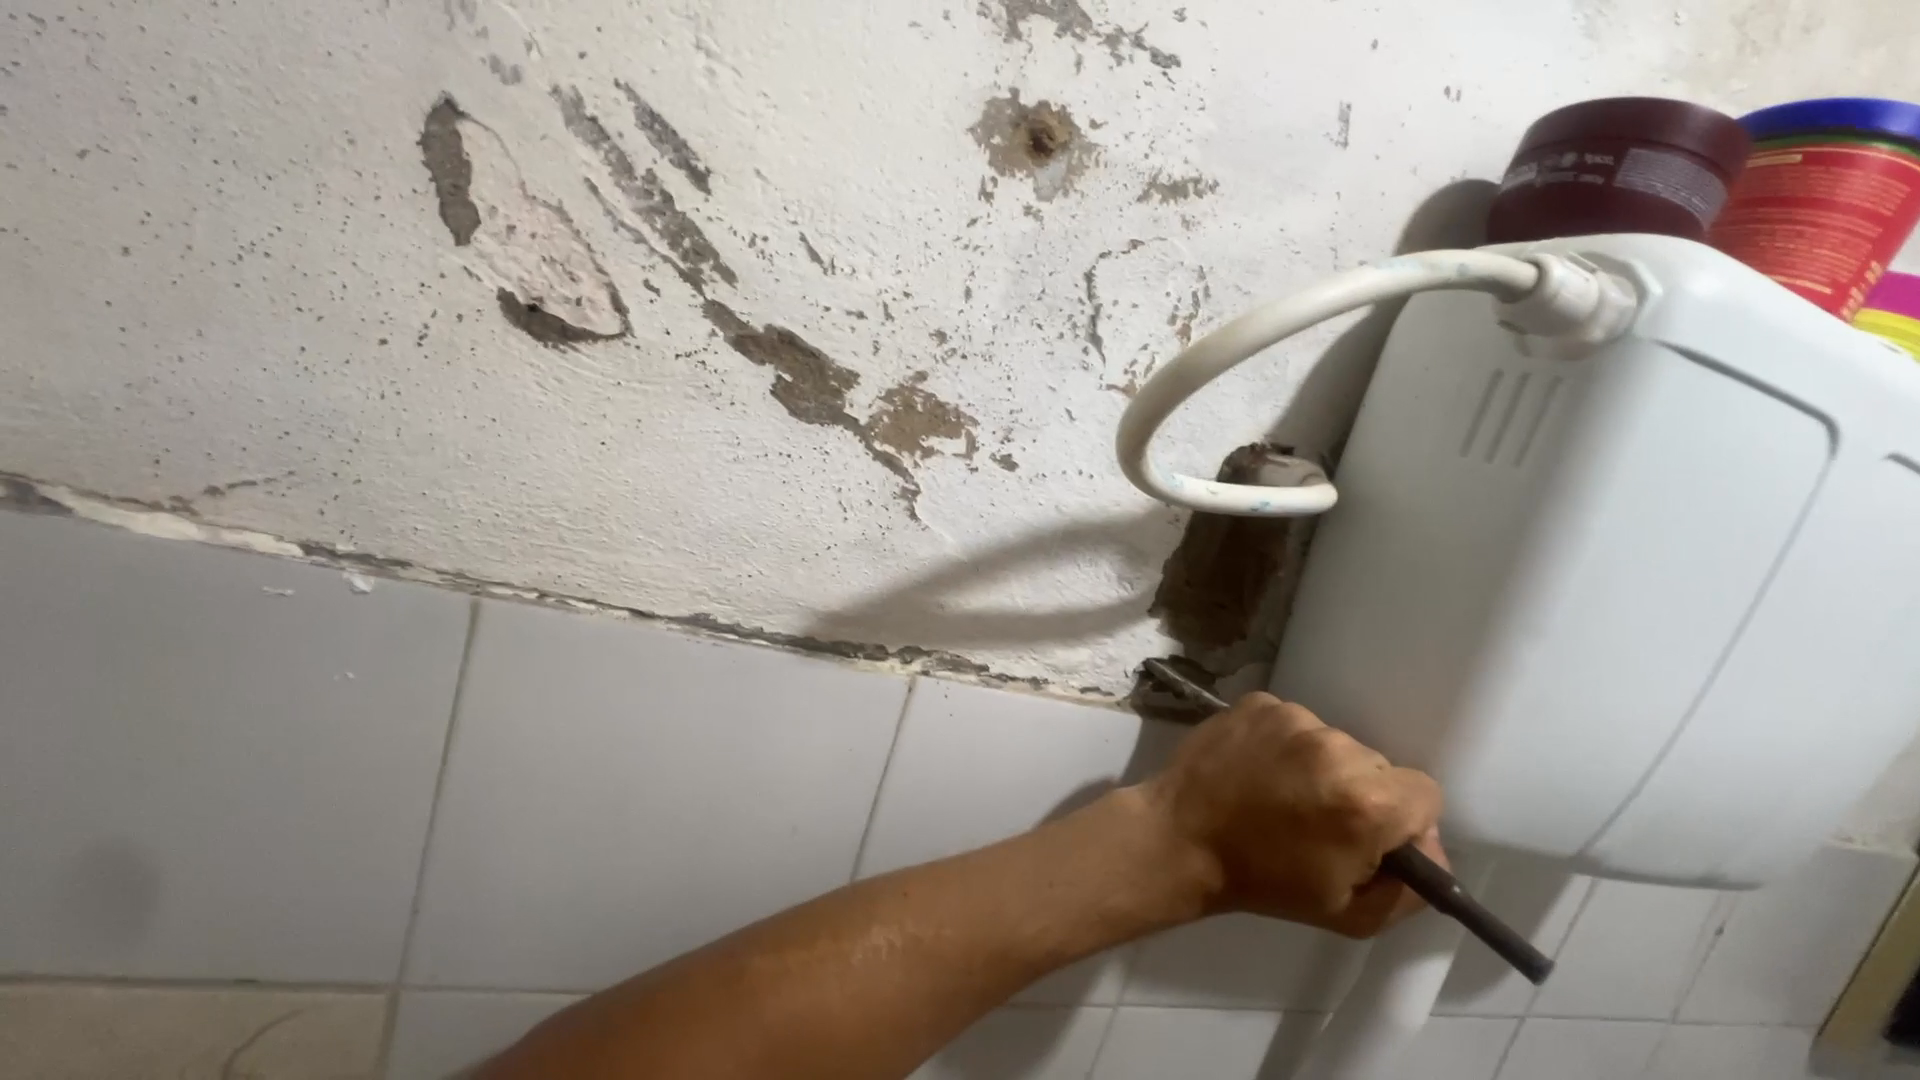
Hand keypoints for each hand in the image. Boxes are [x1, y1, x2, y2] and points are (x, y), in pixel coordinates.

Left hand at [1140, 692, 1444, 937]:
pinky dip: (1284, 744)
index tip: (1367, 837)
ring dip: (1321, 766)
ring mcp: (1293, 719)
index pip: (1424, 795)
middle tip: (1317, 819)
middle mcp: (1336, 748)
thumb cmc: (1264, 882)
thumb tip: (1429, 849)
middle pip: (1378, 766)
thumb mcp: (1350, 912)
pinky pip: (1295, 723)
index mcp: (1367, 802)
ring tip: (1280, 794)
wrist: (1179, 838)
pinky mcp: (1259, 703)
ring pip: (1335, 742)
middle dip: (1361, 793)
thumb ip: (1409, 888)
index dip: (1402, 822)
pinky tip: (1257, 769)